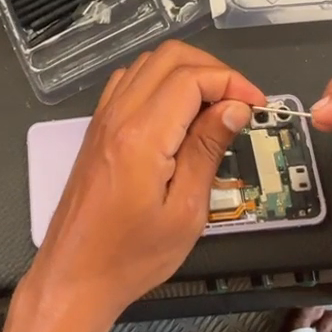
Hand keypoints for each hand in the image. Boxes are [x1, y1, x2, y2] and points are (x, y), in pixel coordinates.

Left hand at [32, 41, 265, 315]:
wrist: (74, 276)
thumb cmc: (131, 256)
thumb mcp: (186, 212)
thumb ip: (208, 150)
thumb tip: (235, 107)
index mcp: (142, 135)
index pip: (191, 78)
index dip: (231, 81)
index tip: (257, 104)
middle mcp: (118, 114)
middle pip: (169, 56)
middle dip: (212, 69)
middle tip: (239, 101)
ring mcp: (103, 117)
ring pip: (148, 63)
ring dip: (186, 71)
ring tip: (214, 106)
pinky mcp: (97, 127)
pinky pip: (129, 81)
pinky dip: (159, 80)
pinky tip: (178, 111)